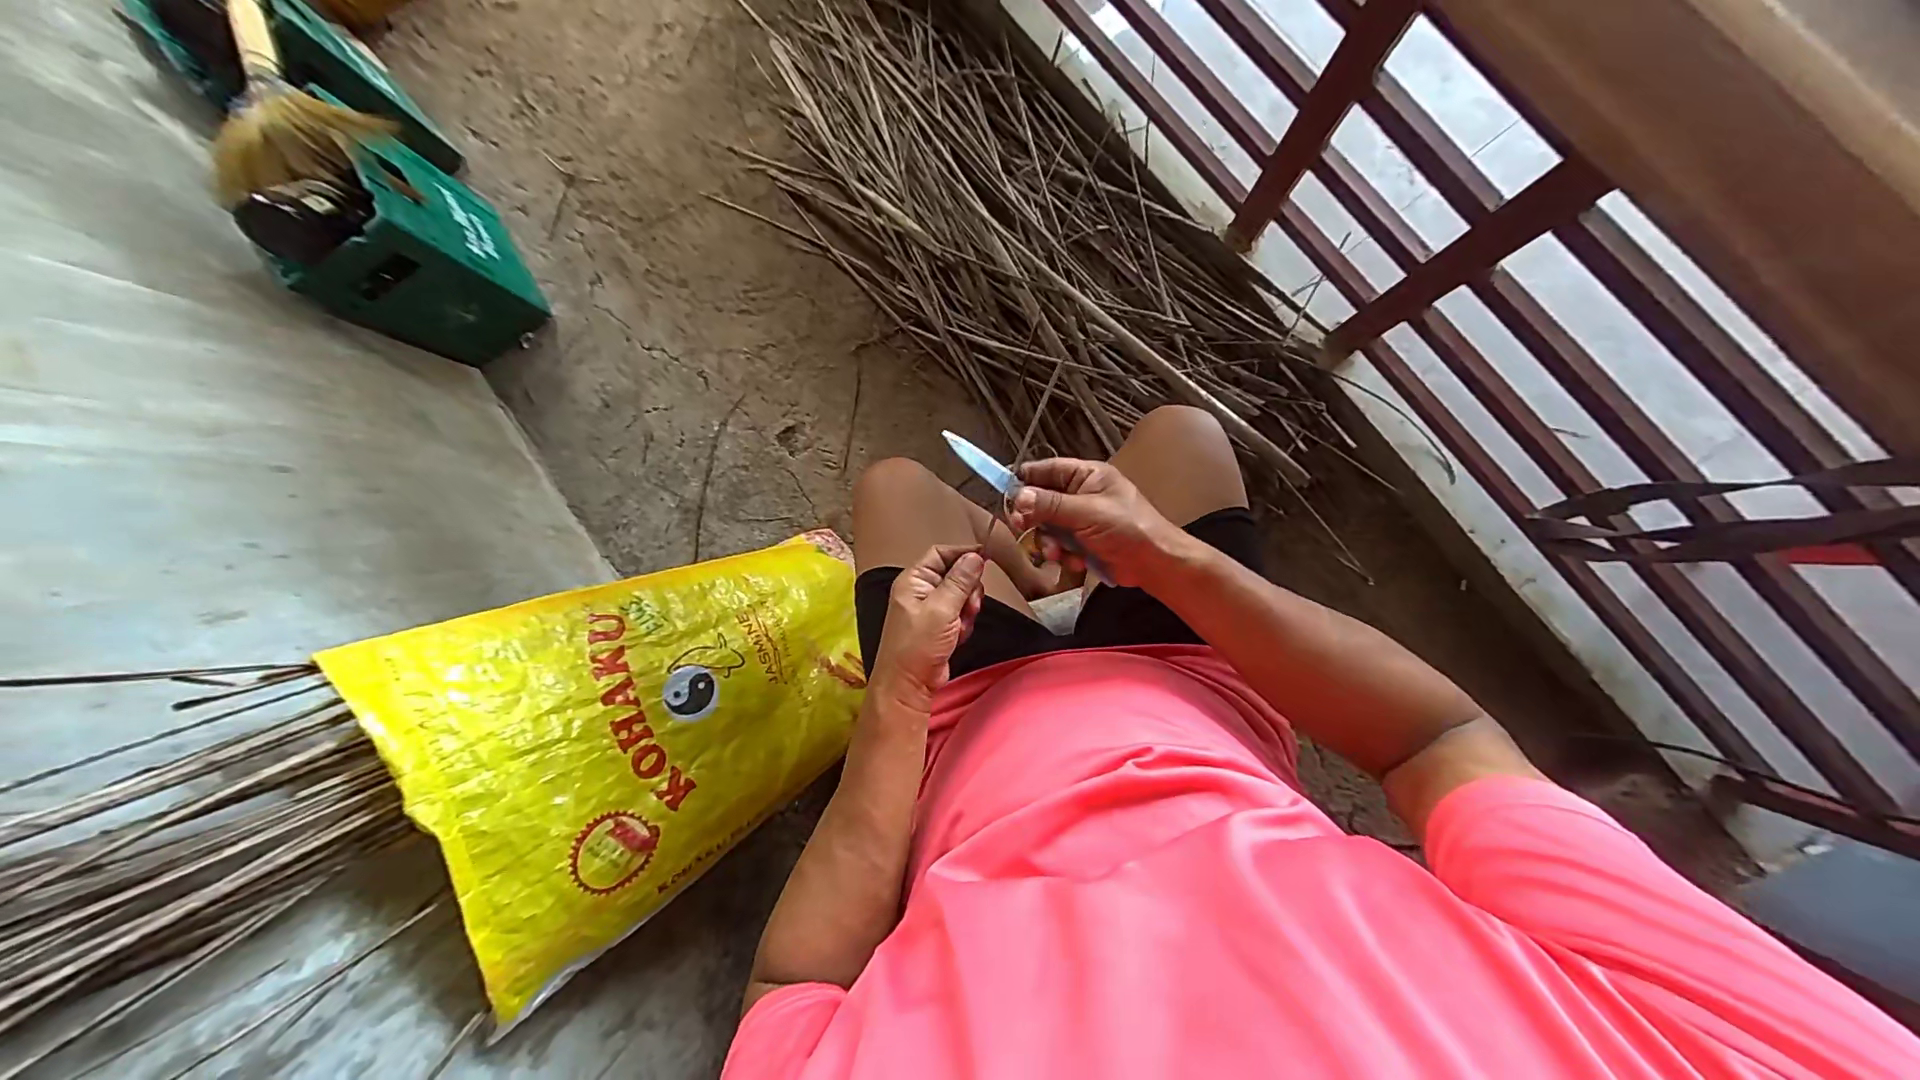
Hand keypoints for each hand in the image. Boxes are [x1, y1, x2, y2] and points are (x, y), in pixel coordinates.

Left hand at [869, 545, 987, 714]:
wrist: (909, 685)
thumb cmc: (917, 646)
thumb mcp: (942, 609)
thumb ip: (960, 581)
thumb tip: (975, 556)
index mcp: (914, 580)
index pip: (941, 553)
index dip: (963, 554)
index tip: (985, 558)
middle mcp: (921, 591)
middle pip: (956, 575)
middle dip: (968, 590)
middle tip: (969, 606)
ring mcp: (930, 609)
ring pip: (962, 596)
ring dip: (967, 610)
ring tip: (959, 626)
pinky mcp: (940, 626)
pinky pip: (961, 615)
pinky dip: (963, 624)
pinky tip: (957, 636)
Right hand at [1005, 459, 1185, 587]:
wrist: (1155, 564)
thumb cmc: (1128, 529)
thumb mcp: (1087, 513)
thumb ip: (1050, 505)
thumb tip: (1017, 497)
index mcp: (1086, 475)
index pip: (1046, 470)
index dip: (1025, 482)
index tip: (1007, 497)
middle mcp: (1081, 494)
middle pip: (1041, 501)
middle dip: (1034, 519)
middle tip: (1023, 528)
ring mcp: (1081, 519)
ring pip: (1047, 527)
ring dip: (1048, 542)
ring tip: (1058, 553)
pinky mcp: (1082, 542)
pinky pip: (1059, 545)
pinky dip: (1063, 555)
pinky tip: (1075, 562)